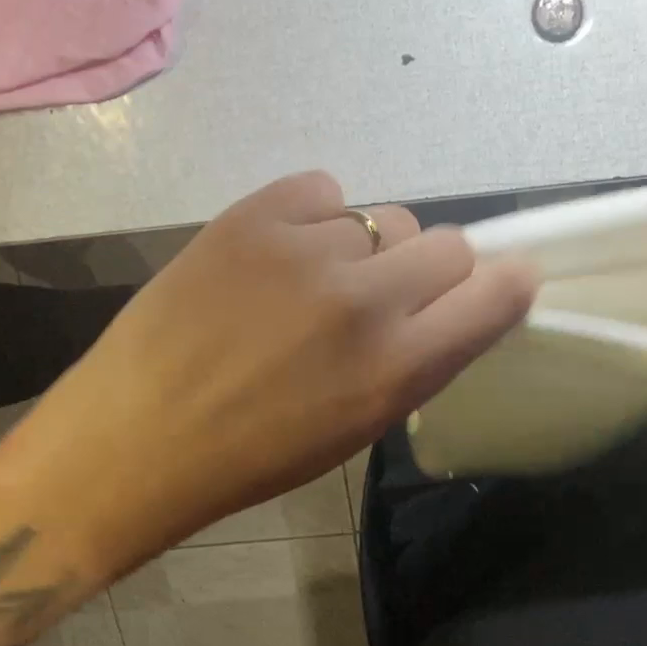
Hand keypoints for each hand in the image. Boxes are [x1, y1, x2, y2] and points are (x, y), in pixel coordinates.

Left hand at [0, 172, 536, 577]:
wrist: (139, 437)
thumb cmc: (257, 454)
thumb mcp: (360, 426)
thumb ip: (419, 361)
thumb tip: (454, 307)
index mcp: (397, 369)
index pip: (496, 294)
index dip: (507, 283)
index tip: (497, 286)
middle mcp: (365, 301)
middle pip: (450, 244)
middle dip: (434, 271)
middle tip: (390, 297)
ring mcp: (308, 250)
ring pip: (385, 219)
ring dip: (368, 251)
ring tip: (315, 285)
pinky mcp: (253, 216)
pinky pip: (325, 192)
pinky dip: (318, 219)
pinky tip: (284, 255)